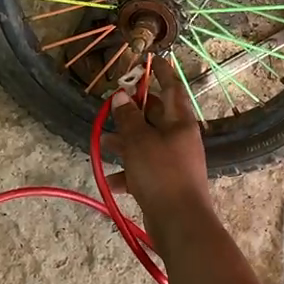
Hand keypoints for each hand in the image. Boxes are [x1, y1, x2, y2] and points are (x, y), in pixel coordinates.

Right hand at [105, 81, 213, 235]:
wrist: (180, 224)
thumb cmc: (162, 175)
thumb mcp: (139, 142)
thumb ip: (128, 118)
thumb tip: (122, 96)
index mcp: (180, 121)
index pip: (171, 87)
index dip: (160, 72)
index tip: (150, 59)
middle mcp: (179, 137)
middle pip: (156, 115)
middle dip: (133, 110)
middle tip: (113, 104)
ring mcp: (173, 161)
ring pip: (146, 142)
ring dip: (125, 141)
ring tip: (103, 141)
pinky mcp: (165, 183)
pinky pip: (144, 169)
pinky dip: (128, 171)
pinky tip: (111, 180)